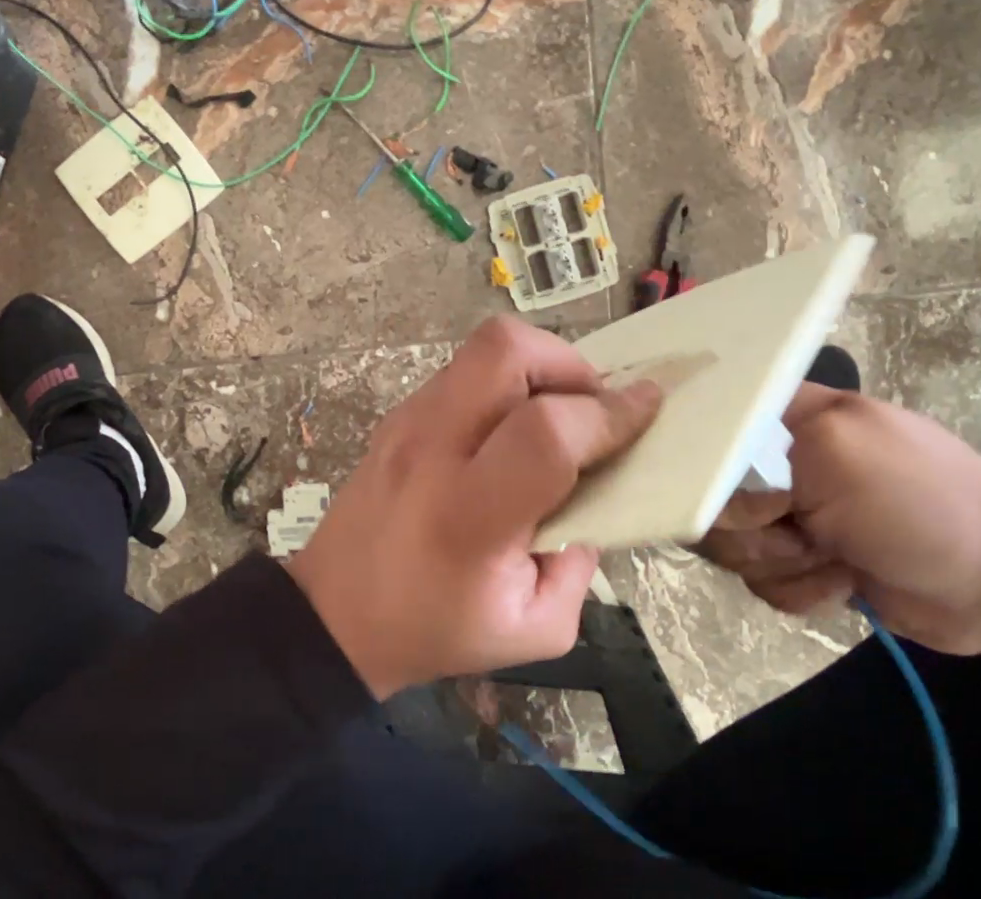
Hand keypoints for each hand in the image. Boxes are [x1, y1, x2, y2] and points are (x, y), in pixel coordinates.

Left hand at [286, 317, 661, 698]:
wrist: (334, 617)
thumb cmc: (431, 629)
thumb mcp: (534, 627)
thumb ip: (582, 565)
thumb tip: (594, 501)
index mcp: (471, 512)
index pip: (548, 432)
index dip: (609, 412)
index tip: (647, 409)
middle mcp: (433, 450)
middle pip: (504, 351)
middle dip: (567, 362)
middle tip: (589, 405)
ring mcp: (406, 425)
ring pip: (479, 352)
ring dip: (533, 369)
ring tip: (554, 415)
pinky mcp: (394, 419)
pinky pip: (459, 375)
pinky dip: (499, 385)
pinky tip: (507, 432)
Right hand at [698, 383, 980, 663]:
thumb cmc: (925, 504)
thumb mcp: (840, 450)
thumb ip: (756, 447)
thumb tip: (700, 480)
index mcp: (783, 417)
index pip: (703, 423)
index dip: (695, 455)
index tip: (717, 482)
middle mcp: (774, 462)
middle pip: (704, 494)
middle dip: (747, 526)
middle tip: (798, 527)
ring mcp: (786, 516)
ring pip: (728, 544)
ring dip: (781, 562)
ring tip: (835, 558)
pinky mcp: (798, 563)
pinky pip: (758, 581)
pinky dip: (800, 590)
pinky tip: (843, 582)